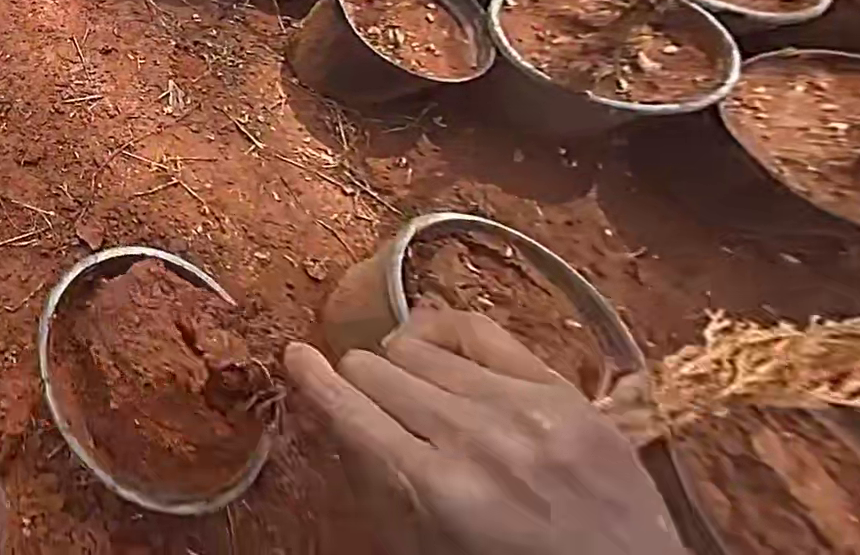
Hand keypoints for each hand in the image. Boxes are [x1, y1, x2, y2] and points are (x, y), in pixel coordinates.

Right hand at [286, 307, 684, 554]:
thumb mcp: (429, 539)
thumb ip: (373, 469)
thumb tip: (325, 399)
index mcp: (439, 490)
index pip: (347, 407)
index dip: (310, 377)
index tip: (294, 356)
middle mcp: (476, 441)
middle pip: (369, 366)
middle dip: (364, 384)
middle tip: (382, 407)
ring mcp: (525, 410)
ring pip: (409, 344)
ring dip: (404, 367)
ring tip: (425, 393)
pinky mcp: (564, 393)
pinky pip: (471, 325)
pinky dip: (442, 333)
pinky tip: (442, 352)